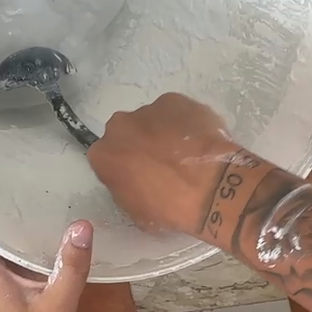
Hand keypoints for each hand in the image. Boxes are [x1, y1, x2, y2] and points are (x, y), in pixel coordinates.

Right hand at [86, 93, 241, 235]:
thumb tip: (133, 181)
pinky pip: (177, 112)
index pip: (107, 159)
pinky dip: (185, 124)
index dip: (125, 168)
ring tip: (186, 154)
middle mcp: (119, 125)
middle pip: (127, 134)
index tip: (140, 178)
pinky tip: (199, 143)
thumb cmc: (168, 207)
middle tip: (163, 164)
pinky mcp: (176, 100)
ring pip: (152, 121)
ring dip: (163, 134)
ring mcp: (148, 109)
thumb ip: (125, 188)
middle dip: (141, 145)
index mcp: (102, 155)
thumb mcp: (136, 212)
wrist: (209, 188)